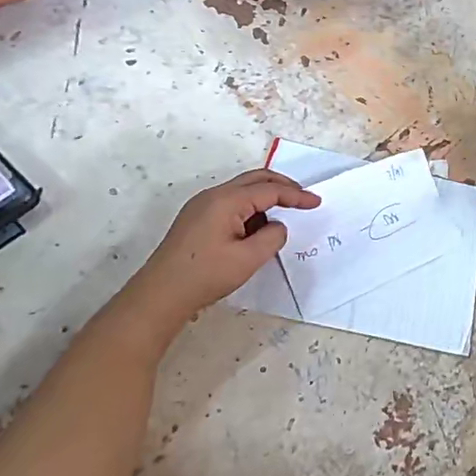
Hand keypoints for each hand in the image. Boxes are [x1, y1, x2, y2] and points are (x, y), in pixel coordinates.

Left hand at [129, 169, 318, 326]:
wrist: (159, 296)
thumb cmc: (205, 276)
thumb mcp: (248, 259)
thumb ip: (272, 237)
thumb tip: (276, 227)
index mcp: (227, 200)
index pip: (269, 190)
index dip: (296, 195)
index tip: (315, 203)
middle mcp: (213, 196)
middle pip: (255, 180)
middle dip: (282, 186)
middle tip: (303, 199)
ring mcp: (201, 206)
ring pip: (242, 191)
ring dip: (265, 199)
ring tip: (281, 219)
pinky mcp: (195, 219)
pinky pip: (230, 204)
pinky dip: (249, 209)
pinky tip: (256, 230)